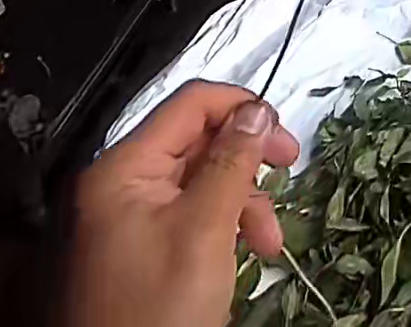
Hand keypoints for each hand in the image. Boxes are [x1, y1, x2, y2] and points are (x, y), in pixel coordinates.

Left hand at [68, 80, 300, 326]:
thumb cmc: (156, 315)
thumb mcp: (205, 229)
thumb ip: (233, 160)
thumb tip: (257, 110)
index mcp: (124, 169)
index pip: (191, 104)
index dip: (240, 106)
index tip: (280, 131)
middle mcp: (123, 183)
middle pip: (199, 139)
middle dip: (248, 157)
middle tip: (288, 164)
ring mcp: (131, 217)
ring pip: (203, 176)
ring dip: (245, 197)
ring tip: (269, 236)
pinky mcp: (143, 246)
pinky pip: (194, 210)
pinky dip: (228, 222)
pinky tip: (250, 249)